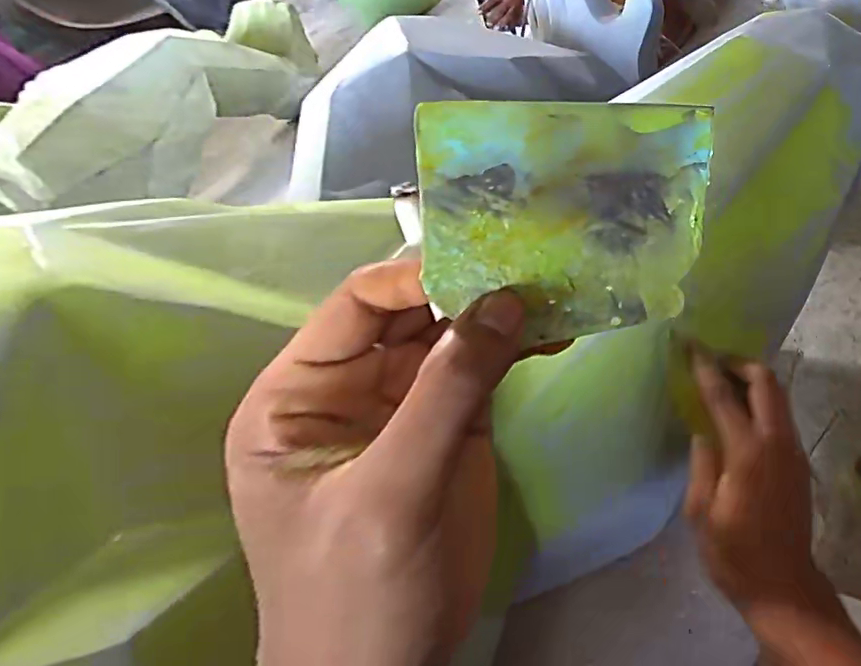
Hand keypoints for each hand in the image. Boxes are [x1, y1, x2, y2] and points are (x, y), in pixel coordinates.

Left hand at [225, 259, 524, 665]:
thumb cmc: (355, 597)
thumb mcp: (391, 494)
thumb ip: (445, 393)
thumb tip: (505, 300)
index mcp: (302, 391)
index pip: (360, 302)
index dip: (419, 276)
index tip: (488, 264)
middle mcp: (353, 382)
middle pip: (415, 308)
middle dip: (472, 286)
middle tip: (537, 267)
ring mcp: (406, 400)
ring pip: (457, 330)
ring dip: (504, 311)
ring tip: (558, 292)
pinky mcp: (451, 420)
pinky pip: (485, 364)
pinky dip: (520, 344)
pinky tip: (558, 331)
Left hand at [480, 0, 532, 28]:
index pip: (491, 2)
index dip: (484, 8)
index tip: (480, 12)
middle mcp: (509, 0)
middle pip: (499, 12)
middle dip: (492, 19)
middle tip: (488, 24)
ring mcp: (517, 6)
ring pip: (508, 17)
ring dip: (502, 23)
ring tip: (498, 28)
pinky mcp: (524, 8)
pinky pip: (518, 18)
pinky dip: (514, 23)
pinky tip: (512, 26)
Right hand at [684, 353, 860, 663]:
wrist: (785, 587)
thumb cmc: (734, 554)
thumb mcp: (701, 512)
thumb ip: (702, 462)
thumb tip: (703, 428)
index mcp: (747, 452)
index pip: (724, 395)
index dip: (706, 366)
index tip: (692, 344)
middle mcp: (776, 440)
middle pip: (765, 380)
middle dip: (738, 361)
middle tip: (712, 360)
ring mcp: (793, 448)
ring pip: (778, 393)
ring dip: (752, 378)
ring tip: (725, 380)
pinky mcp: (799, 459)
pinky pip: (781, 412)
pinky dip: (761, 398)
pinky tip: (741, 410)